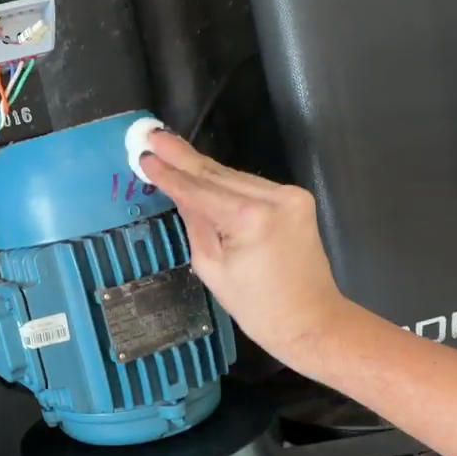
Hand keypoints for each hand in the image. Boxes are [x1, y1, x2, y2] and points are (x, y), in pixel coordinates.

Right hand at [141, 131, 356, 364]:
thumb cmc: (257, 307)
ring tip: (168, 147)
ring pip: (233, 176)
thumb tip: (179, 193)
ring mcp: (289, 195)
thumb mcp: (212, 268)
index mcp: (249, 219)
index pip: (198, 190)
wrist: (312, 320)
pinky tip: (199, 170)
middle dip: (182, 156)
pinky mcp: (296, 199)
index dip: (169, 173)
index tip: (145, 155)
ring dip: (200, 166)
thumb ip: (195, 224)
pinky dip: (224, 181)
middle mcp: (273, 198)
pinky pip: (249, 185)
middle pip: (216, 174)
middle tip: (152, 135)